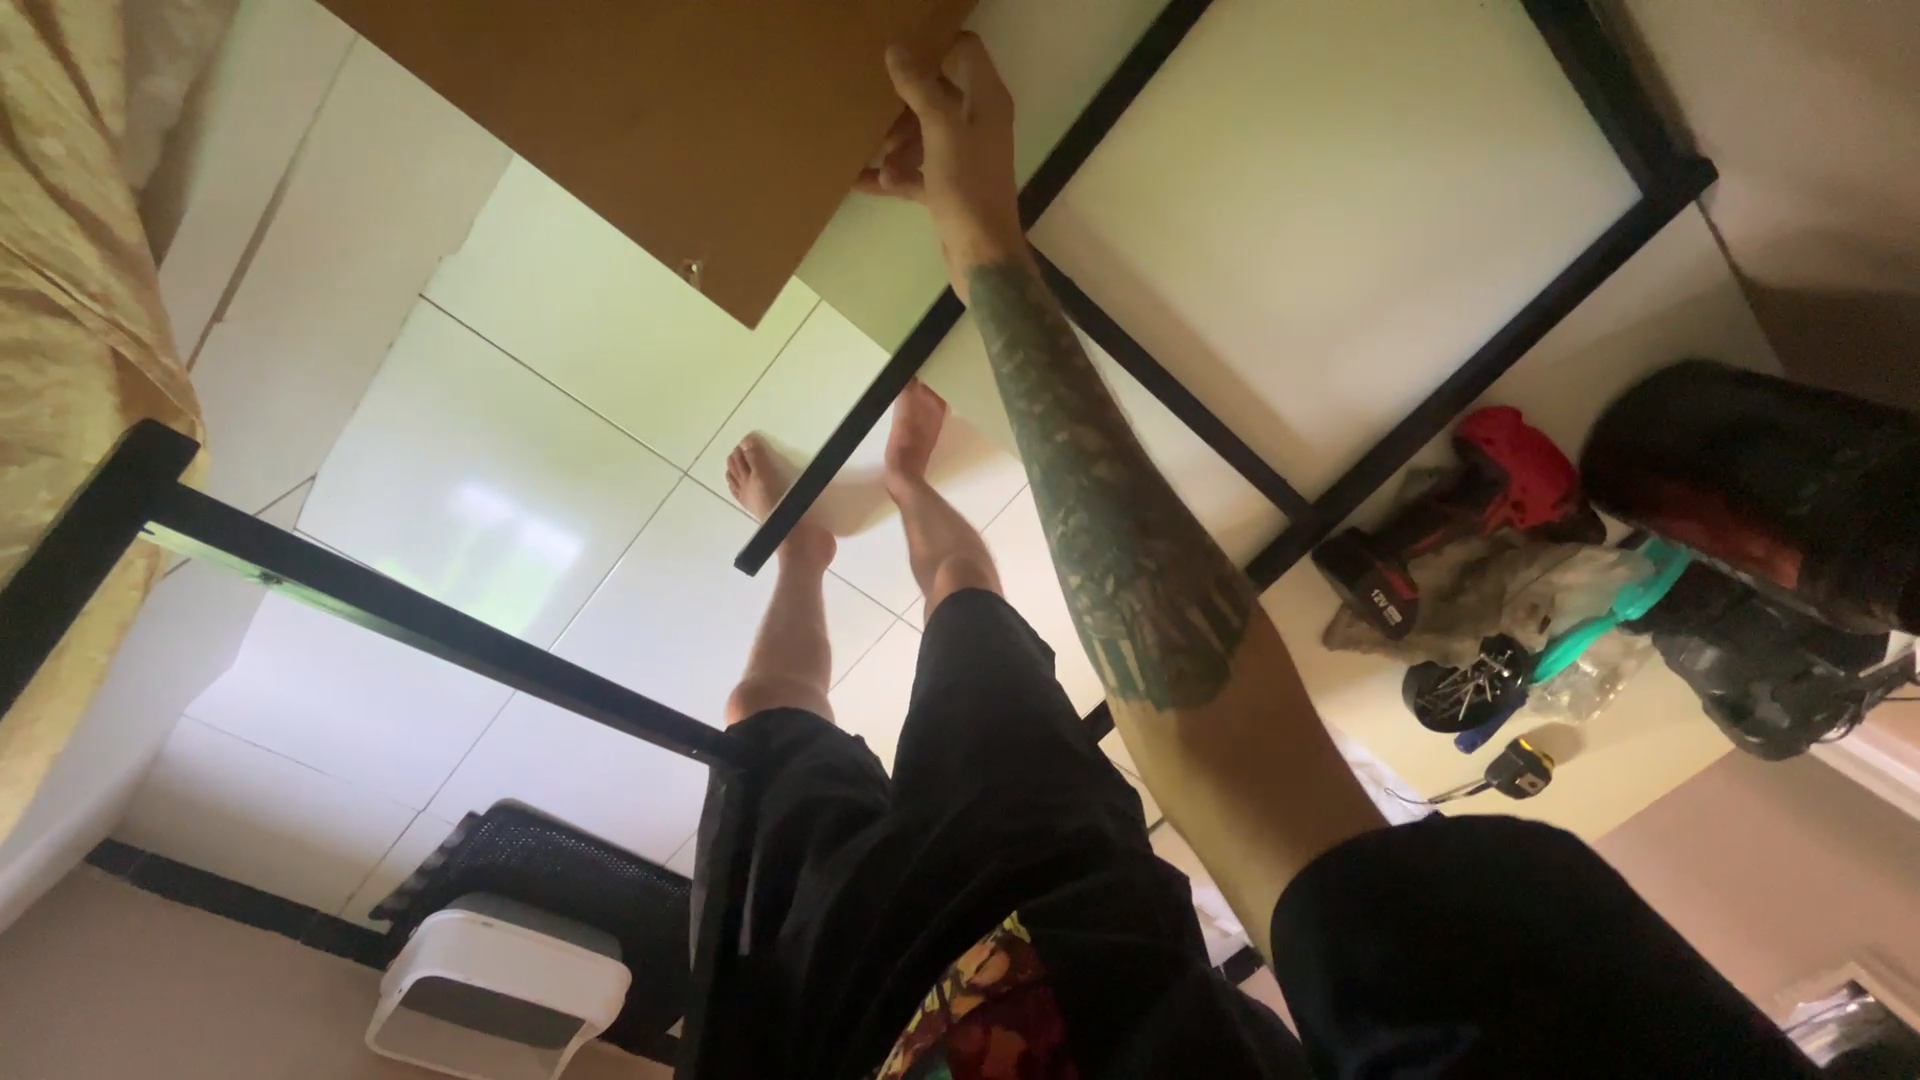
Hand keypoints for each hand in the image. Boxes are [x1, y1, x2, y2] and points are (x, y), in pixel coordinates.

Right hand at [857, 34, 1026, 297]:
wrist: (982, 256)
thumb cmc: (967, 188)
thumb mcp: (941, 131)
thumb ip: (920, 88)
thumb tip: (897, 50)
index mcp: (986, 102)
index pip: (964, 52)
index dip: (934, 49)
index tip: (898, 59)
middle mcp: (979, 125)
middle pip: (938, 95)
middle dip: (906, 104)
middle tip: (879, 112)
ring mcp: (965, 160)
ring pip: (926, 136)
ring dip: (899, 144)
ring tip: (880, 157)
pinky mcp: (951, 190)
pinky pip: (919, 173)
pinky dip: (897, 176)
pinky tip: (866, 181)